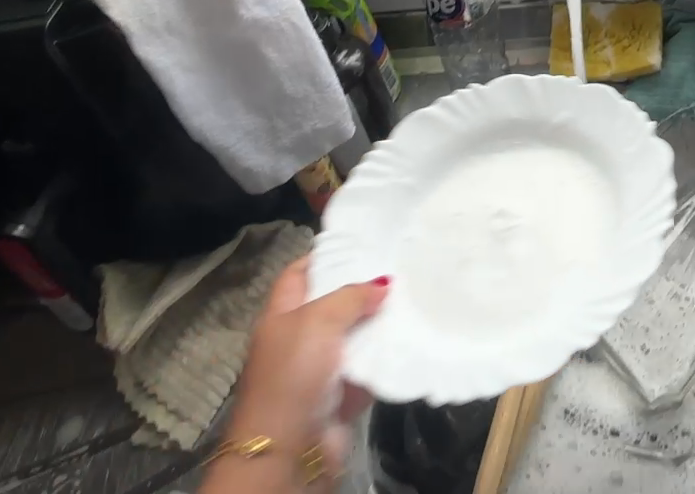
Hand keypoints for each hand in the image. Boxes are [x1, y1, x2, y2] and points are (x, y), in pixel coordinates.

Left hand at [202, 257, 386, 492]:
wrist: (290, 451)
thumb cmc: (294, 375)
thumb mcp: (319, 321)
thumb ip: (351, 296)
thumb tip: (382, 284)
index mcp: (281, 316)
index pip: (300, 273)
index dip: (325, 256)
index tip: (360, 243)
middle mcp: (299, 338)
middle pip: (332, 303)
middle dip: (362, 288)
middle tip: (398, 267)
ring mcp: (319, 367)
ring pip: (354, 334)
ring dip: (378, 322)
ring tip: (413, 295)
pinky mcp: (340, 392)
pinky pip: (367, 365)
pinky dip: (384, 355)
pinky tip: (409, 336)